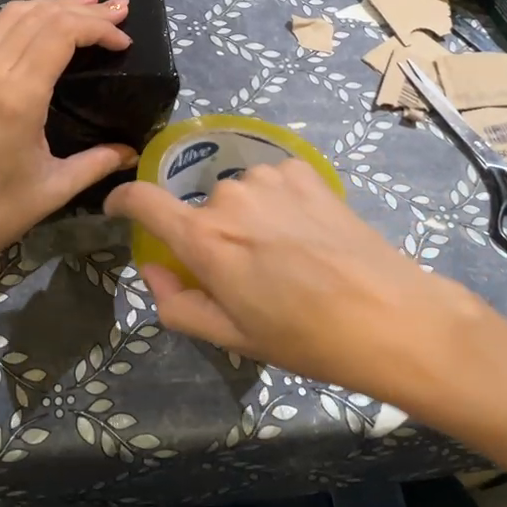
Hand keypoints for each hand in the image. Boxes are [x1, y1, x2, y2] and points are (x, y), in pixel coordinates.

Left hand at [0, 0, 138, 272]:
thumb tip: (132, 151)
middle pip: (40, 16)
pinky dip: (11, 16)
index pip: (62, 32)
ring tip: (84, 2)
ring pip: (11, 14)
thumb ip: (97, 163)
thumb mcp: (54, 189)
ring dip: (50, 4)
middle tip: (117, 9)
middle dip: (83, 9)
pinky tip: (30, 18)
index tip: (124, 40)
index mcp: (18, 96)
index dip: (97, 27)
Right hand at [104, 159, 488, 398]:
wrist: (388, 313)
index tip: (119, 208)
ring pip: (239, 196)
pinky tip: (307, 232)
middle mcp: (228, 196)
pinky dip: (278, 202)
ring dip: (249, 219)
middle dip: (213, 237)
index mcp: (205, 239)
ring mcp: (268, 177)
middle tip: (249, 275)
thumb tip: (154, 270)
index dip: (123, 200)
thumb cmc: (304, 336)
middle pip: (202, 210)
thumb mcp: (234, 336)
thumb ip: (179, 304)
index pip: (143, 201)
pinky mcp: (302, 170)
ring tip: (286, 256)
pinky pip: (273, 182)